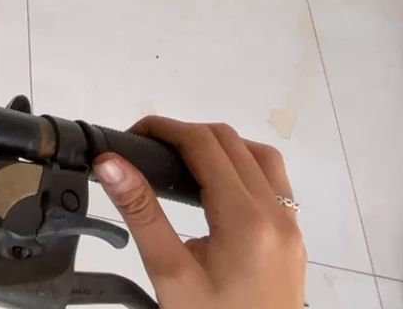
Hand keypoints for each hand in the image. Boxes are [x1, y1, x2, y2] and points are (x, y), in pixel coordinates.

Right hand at [96, 116, 305, 308]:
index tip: (130, 138)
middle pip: (229, 141)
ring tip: (181, 164)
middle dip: (184, 133)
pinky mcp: (294, 243)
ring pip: (259, 156)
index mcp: (246, 219)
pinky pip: (273, 183)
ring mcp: (292, 230)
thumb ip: (140, 211)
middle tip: (147, 153)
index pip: (202, 143)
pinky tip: (215, 190)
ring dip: (218, 146)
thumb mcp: (169, 273)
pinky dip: (242, 167)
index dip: (162, 128)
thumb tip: (108, 160)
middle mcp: (277, 216)